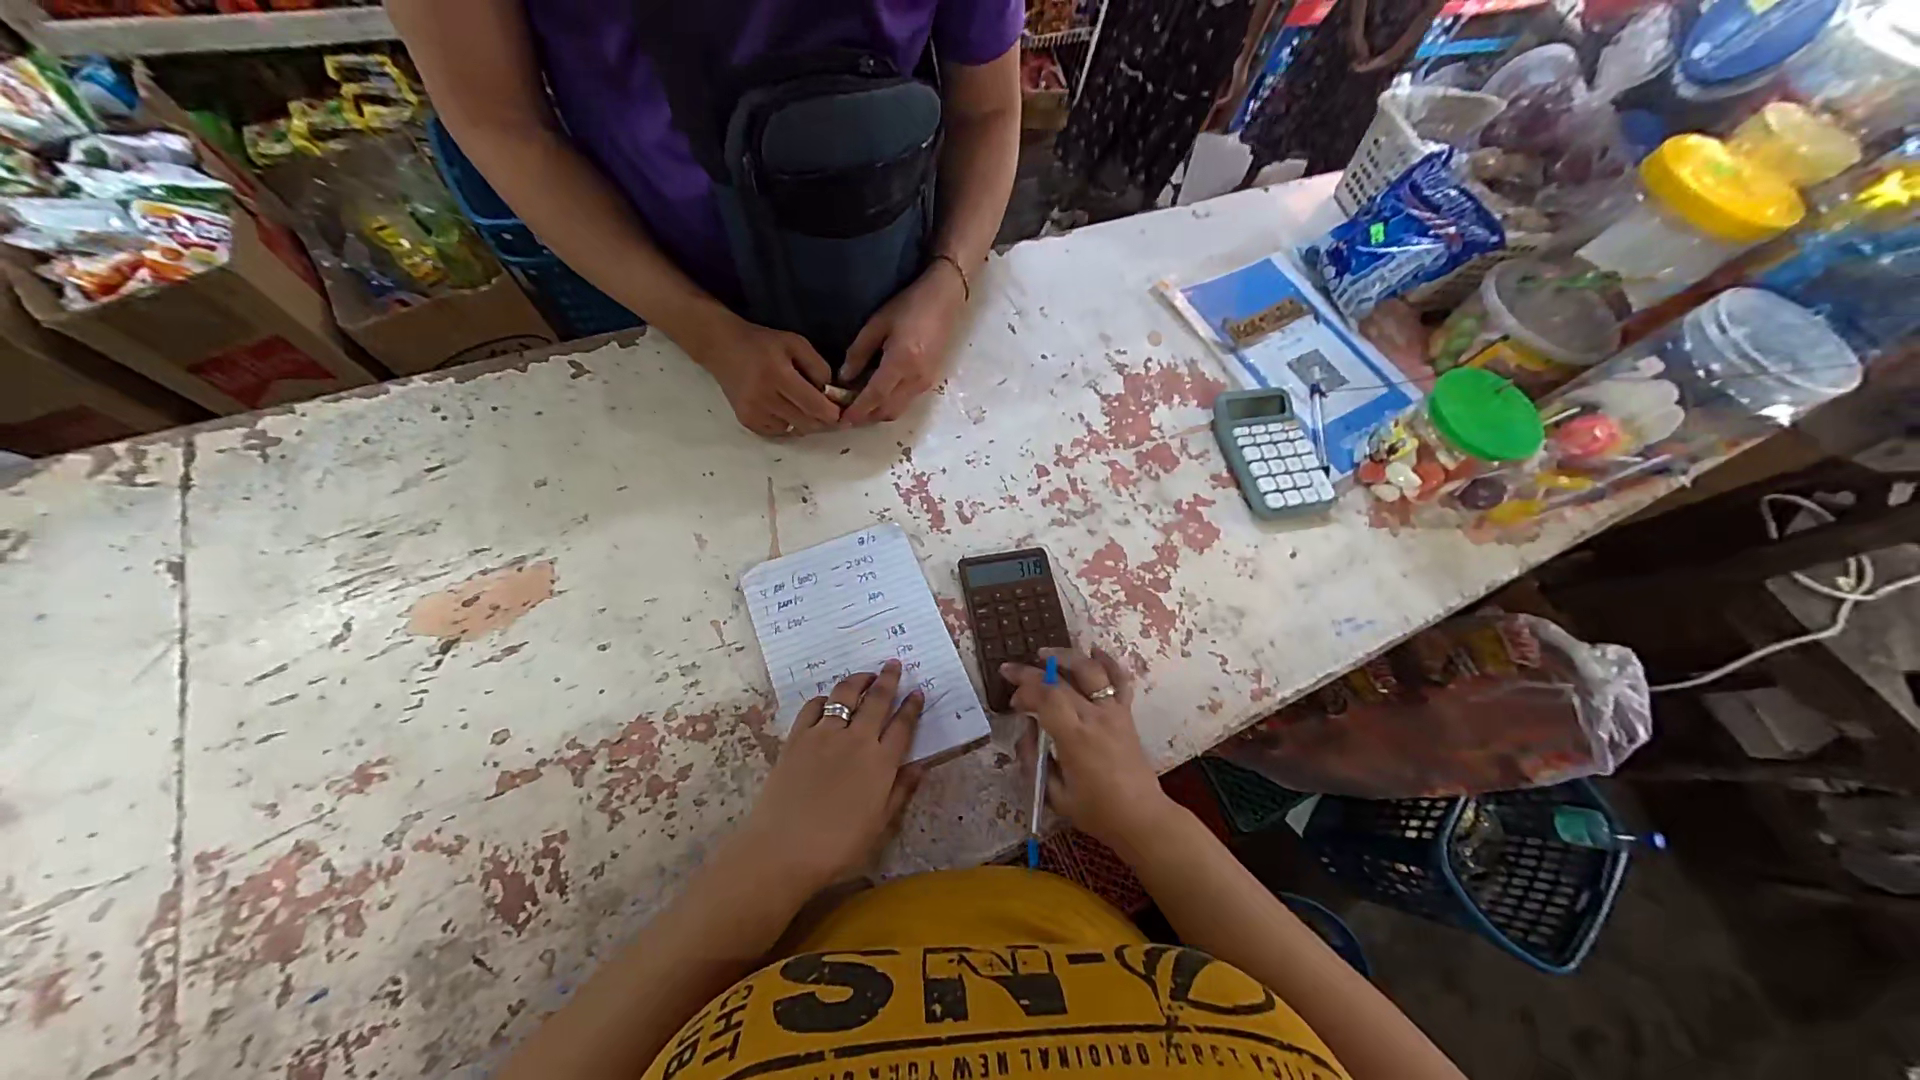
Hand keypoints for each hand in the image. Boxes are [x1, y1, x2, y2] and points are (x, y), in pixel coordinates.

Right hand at [680, 310, 841, 436]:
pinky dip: (789, 424)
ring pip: (795, 430)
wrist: (721, 348)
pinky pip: (779, 432)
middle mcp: (764, 398)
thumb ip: (818, 367)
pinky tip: (787, 409)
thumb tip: (832, 394)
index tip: (842, 412)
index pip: (813, 405)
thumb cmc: (763, 343)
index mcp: (778, 375)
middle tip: (831, 413)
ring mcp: (754, 413)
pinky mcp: (747, 421)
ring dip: (806, 422)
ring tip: (806, 407)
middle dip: (823, 421)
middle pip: (807, 423)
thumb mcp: (796, 343)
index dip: (832, 413)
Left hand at [737, 661, 925, 890]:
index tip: (917, 691)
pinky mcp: (797, 738)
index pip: (902, 726)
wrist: (783, 849)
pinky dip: (825, 698)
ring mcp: (824, 735)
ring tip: (865, 675)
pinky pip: (814, 707)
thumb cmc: (837, 846)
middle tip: (893, 664)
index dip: (912, 706)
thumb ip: (901, 790)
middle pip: (876, 701)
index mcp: (881, 763)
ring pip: (845, 695)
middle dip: (888, 679)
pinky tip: (829, 701)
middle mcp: (856, 740)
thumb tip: (921, 765)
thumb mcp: (880, 824)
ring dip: (858, 680)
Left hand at [838, 259, 967, 425]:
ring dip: (877, 414)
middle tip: (845, 414)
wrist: (946, 300)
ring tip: (859, 407)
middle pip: (887, 411)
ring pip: (897, 411)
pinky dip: (889, 405)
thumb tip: (844, 378)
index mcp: (901, 362)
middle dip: (865, 418)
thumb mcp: (877, 324)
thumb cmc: (909, 306)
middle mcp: (916, 379)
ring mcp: (926, 383)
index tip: (841, 419)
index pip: (875, 396)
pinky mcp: (931, 383)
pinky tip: (877, 396)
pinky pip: (906, 403)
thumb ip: (858, 353)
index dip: (857, 411)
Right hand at [1002, 648, 1179, 853]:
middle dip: (1031, 673)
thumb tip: (1025, 732)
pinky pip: (1120, 680)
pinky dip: (1108, 662)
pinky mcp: (1126, 714)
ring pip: (1090, 670)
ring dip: (1065, 657)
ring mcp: (1114, 712)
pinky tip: (1094, 650)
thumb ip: (1033, 760)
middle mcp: (1095, 717)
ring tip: (1044, 654)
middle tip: (1010, 671)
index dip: (1024, 690)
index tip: (1012, 701)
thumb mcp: (1054, 794)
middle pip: (1060, 681)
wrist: (1142, 817)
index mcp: (1076, 738)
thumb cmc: (1097, 811)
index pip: (1045, 697)